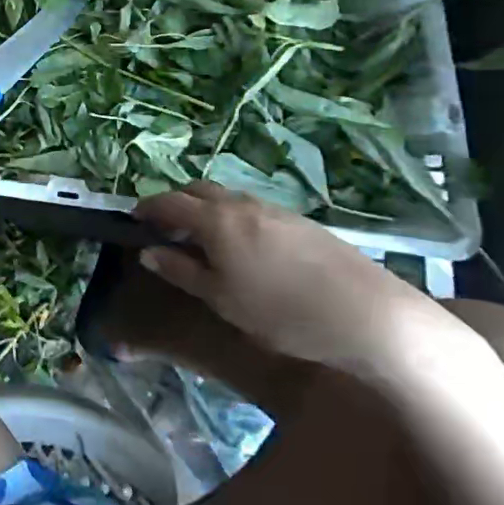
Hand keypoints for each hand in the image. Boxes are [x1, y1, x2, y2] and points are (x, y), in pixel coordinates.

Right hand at [136, 182, 458, 377]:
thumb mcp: (222, 299)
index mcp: (215, 220)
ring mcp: (274, 209)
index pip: (168, 202)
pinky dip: (233, 217)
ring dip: (206, 209)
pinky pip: (252, 208)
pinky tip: (244, 248)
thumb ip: (181, 271)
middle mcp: (241, 204)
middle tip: (166, 228)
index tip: (134, 221)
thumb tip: (149, 252)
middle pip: (197, 189)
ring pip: (226, 197)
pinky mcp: (301, 222)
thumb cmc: (283, 312)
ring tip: (204, 240)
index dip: (146, 208)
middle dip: (175, 202)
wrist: (370, 315)